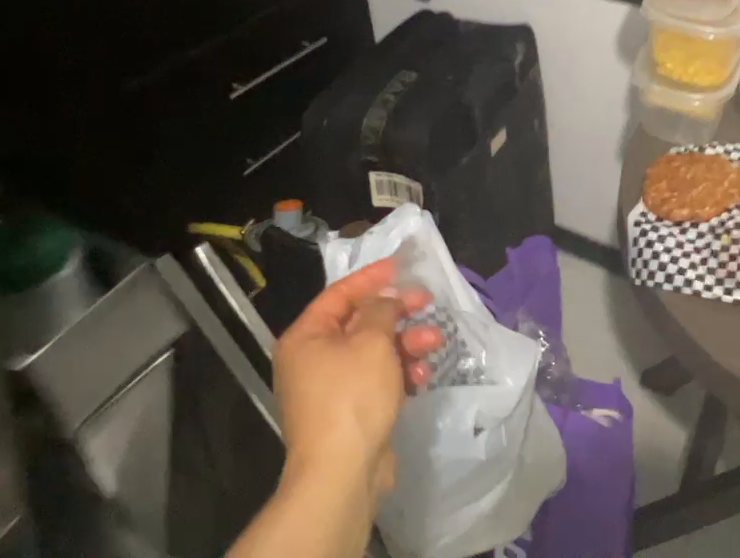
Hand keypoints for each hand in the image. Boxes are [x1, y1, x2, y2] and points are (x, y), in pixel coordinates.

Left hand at [273, 257, 442, 502]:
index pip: (339, 294)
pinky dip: (400, 372)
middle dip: (397, 313)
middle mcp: (312, 359)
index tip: (402, 265)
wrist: (342, 472)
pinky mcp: (350, 410)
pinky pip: (378, 378)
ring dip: (406, 343)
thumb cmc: (352, 396)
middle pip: (360, 322)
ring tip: (433, 342)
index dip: (372, 277)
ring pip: (374, 351)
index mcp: (306, 337)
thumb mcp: (372, 341)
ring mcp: (331, 387)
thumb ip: (382, 309)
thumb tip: (385, 299)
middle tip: (427, 302)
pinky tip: (421, 377)